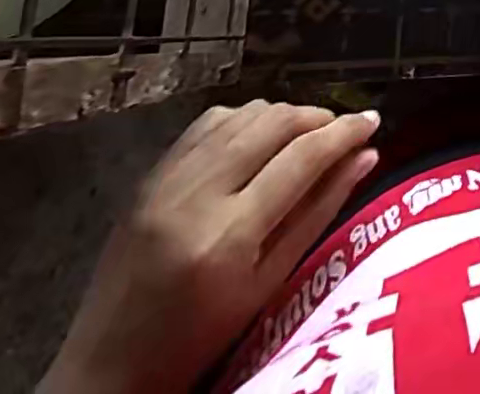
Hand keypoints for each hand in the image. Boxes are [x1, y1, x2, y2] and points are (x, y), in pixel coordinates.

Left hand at [41, 101, 379, 393]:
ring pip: (244, 114)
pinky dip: (245, 119)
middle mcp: (197, 193)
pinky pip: (210, 121)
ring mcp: (169, 177)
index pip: (302, 158)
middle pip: (274, 123)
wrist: (107, 364)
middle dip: (318, 117)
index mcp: (230, 234)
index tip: (373, 121)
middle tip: (343, 130)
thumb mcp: (269, 283)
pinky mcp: (152, 173)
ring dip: (284, 115)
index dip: (344, 132)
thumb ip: (319, 213)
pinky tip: (259, 136)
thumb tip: (366, 157)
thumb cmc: (200, 338)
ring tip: (306, 135)